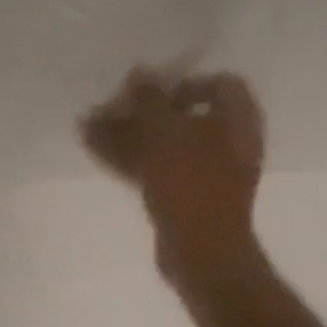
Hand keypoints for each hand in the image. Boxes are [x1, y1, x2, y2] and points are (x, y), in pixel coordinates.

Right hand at [79, 67, 266, 274]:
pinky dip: (130, 159)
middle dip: (140, 111)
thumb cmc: (191, 184)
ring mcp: (206, 174)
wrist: (202, 253)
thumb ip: (149, 100)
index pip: (217, 84)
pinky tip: (95, 151)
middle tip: (107, 107)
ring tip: (87, 127)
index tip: (149, 89)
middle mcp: (228, 142)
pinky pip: (157, 169)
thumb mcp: (166, 133)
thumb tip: (138, 73)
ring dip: (127, 134)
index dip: (180, 81)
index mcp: (238, 119)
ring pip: (163, 144)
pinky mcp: (186, 199)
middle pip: (181, 115)